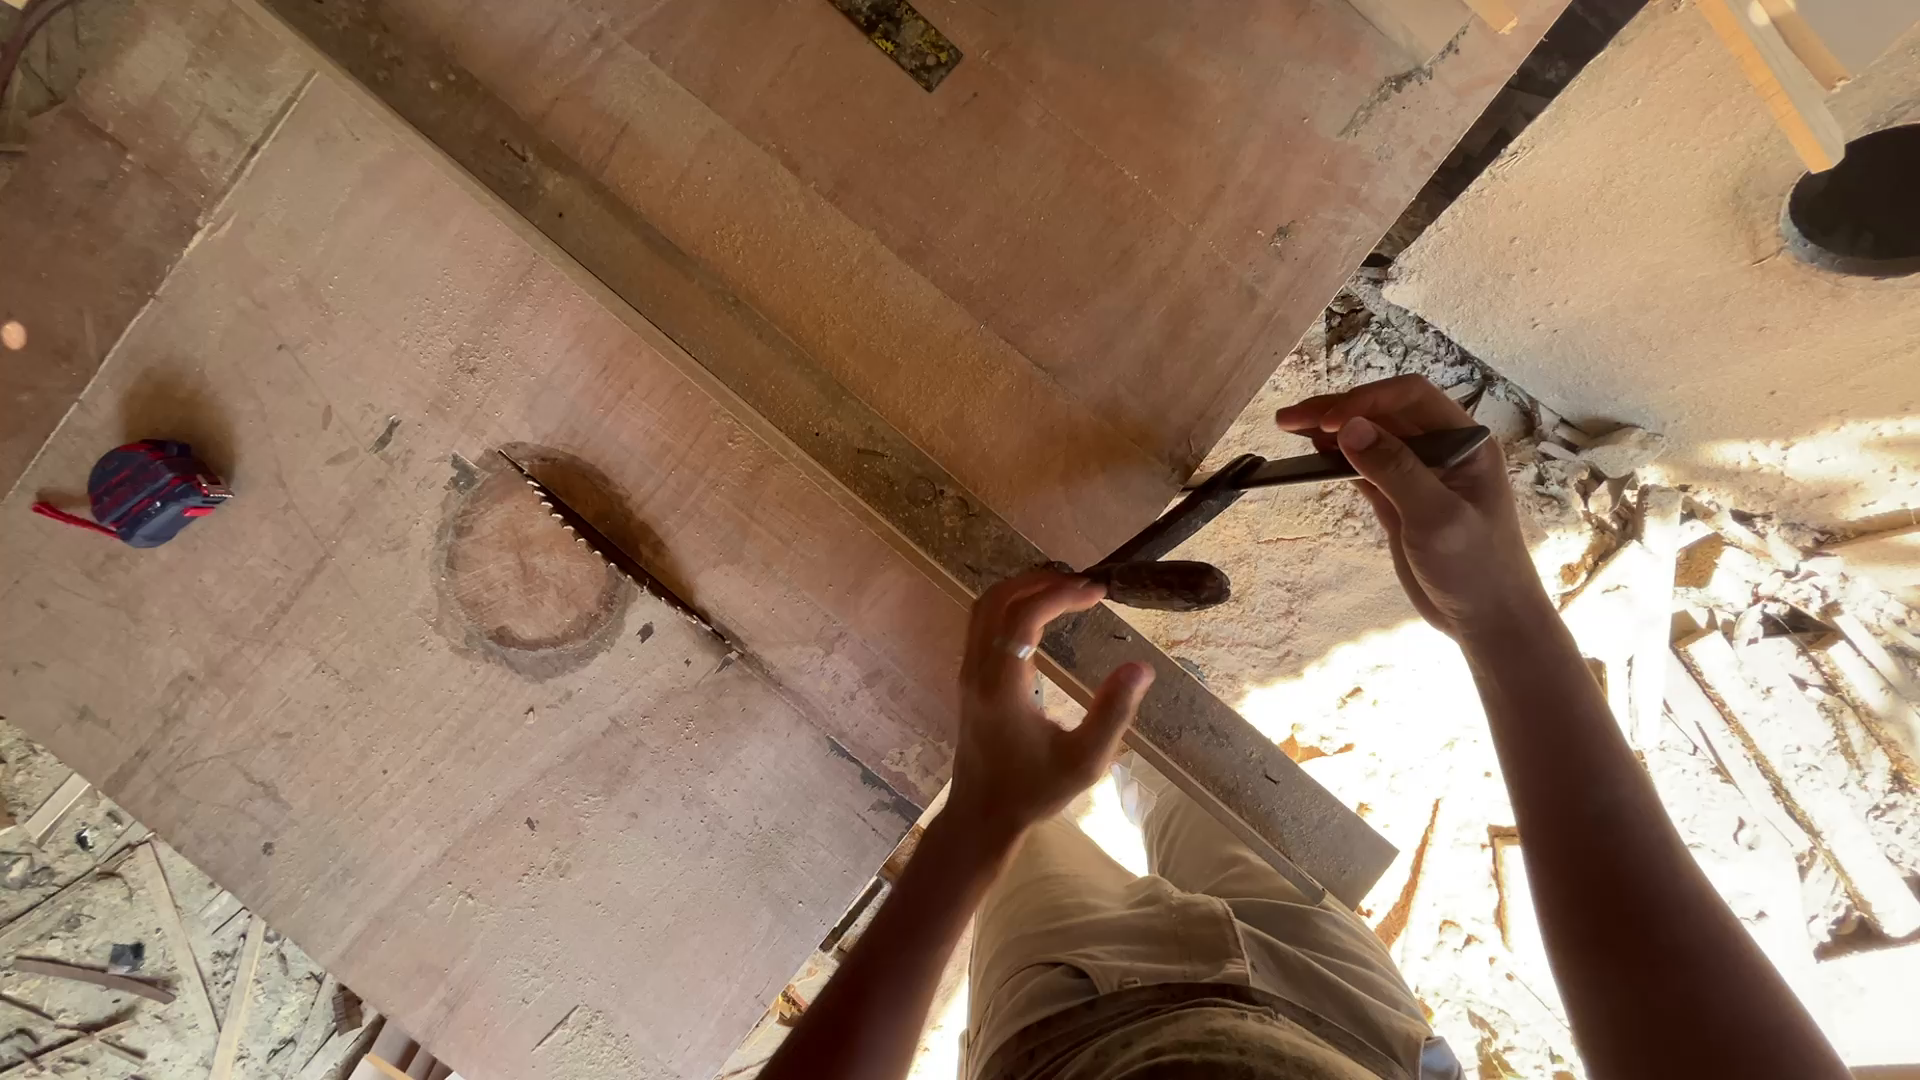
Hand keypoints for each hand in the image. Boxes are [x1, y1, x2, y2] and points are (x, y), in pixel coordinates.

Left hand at [945, 570, 1154, 845]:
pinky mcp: (968, 676)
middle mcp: (977, 670)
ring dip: (1022, 588)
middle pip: (998, 600)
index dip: (1060, 595)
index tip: (1098, 591)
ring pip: (984, 606)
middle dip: (1041, 581)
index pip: (1023, 617)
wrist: (982, 814)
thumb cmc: (1034, 791)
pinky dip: (1010, 604)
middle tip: (1084, 586)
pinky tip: (1040, 613)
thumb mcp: (1084, 762)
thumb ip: (1112, 713)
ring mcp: (967, 671)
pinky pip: (981, 622)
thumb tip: (1141, 667)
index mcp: (1002, 686)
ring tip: (1065, 589)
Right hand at [1274, 374, 1547, 636]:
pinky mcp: (1395, 499)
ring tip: (1289, 428)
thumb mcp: (1435, 517)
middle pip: (1382, 412)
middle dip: (1335, 410)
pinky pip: (1361, 467)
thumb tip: (1348, 429)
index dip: (1365, 401)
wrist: (1486, 619)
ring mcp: (1415, 474)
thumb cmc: (1474, 568)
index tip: (1327, 423)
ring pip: (1367, 437)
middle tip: (1286, 418)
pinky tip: (1312, 454)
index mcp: (1464, 442)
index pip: (1410, 397)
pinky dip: (1334, 458)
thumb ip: (1394, 470)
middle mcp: (1440, 449)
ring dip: (1329, 431)